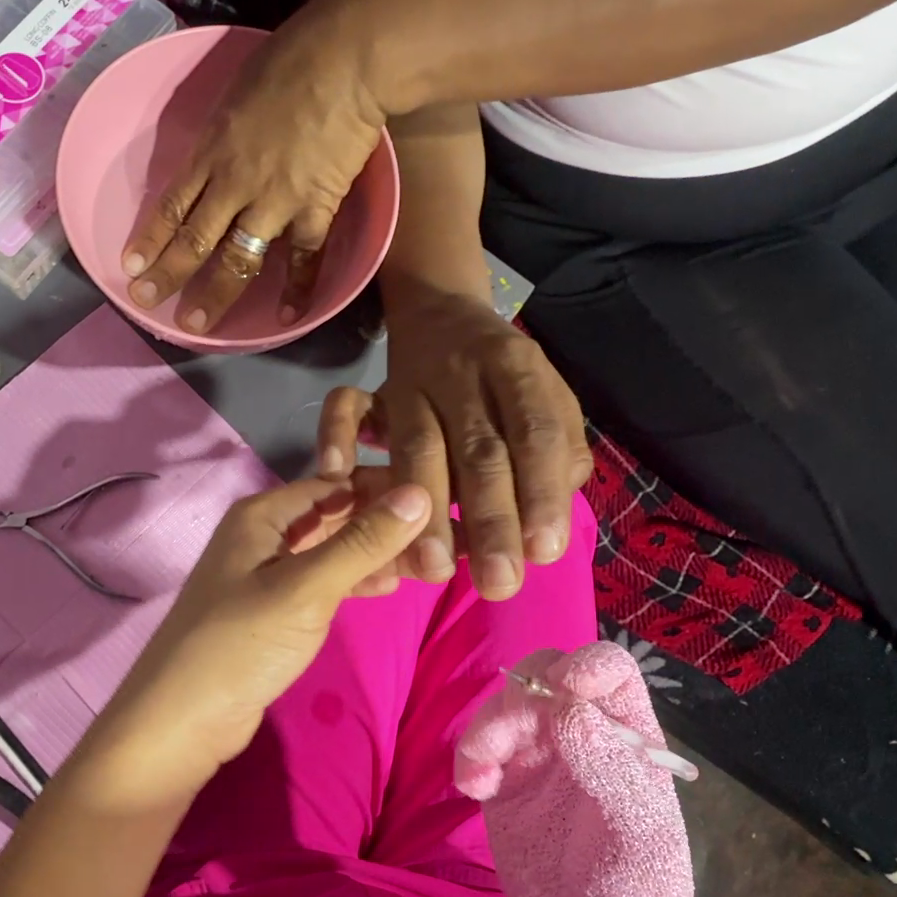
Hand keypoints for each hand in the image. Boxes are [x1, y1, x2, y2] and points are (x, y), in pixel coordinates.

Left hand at [87, 476, 429, 801]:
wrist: (184, 718)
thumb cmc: (242, 643)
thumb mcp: (306, 588)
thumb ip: (362, 542)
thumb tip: (419, 493)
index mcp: (264, 513)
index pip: (339, 482)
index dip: (389, 488)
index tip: (446, 500)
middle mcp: (266, 532)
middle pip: (339, 514)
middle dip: (389, 526)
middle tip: (445, 543)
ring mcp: (270, 571)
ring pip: (335, 549)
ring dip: (378, 555)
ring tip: (432, 566)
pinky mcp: (277, 607)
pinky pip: (325, 580)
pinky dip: (355, 580)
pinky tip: (389, 586)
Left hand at [121, 11, 384, 333]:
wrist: (345, 61)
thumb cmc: (288, 62)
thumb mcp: (233, 94)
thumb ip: (221, 135)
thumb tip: (215, 156)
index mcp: (212, 152)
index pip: (172, 205)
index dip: (150, 240)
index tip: (131, 268)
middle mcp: (235, 185)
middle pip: (195, 240)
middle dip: (168, 275)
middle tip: (147, 302)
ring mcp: (275, 203)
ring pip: (238, 259)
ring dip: (215, 295)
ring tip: (195, 325)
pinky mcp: (315, 210)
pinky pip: (304, 258)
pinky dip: (298, 289)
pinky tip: (289, 317)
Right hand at [318, 291, 591, 599]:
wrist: (441, 313)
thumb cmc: (502, 377)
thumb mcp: (548, 396)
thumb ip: (559, 449)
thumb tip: (548, 514)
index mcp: (518, 370)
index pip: (536, 433)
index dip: (542, 492)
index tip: (543, 553)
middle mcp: (465, 375)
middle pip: (478, 451)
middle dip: (489, 520)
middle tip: (496, 583)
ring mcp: (412, 382)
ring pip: (417, 448)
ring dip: (426, 510)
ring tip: (433, 569)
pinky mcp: (372, 390)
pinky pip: (346, 408)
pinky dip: (337, 436)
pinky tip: (337, 478)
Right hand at [456, 643, 709, 896]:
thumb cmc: (637, 892)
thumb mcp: (637, 834)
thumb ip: (607, 766)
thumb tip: (565, 703)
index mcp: (628, 736)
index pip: (611, 672)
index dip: (588, 665)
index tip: (565, 688)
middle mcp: (581, 732)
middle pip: (546, 673)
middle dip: (521, 694)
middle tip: (508, 736)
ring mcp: (539, 753)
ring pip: (504, 706)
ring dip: (486, 729)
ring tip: (482, 776)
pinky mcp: (504, 777)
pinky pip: (476, 745)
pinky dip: (468, 758)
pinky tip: (475, 791)